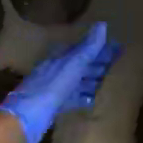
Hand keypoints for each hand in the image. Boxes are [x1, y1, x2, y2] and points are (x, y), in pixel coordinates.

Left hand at [0, 22, 120, 142]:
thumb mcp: (71, 65)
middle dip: (98, 63)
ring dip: (92, 79)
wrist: (24, 118)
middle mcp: (56, 70)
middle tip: (117, 64)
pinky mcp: (52, 106)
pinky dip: (82, 96)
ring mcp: (53, 89)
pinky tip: (91, 100)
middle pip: (81, 64)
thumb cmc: (50, 88)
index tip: (118, 48)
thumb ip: (87, 48)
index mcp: (60, 58)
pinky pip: (71, 97)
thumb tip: (102, 24)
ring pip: (77, 81)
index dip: (100, 48)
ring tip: (107, 80)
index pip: (84, 49)